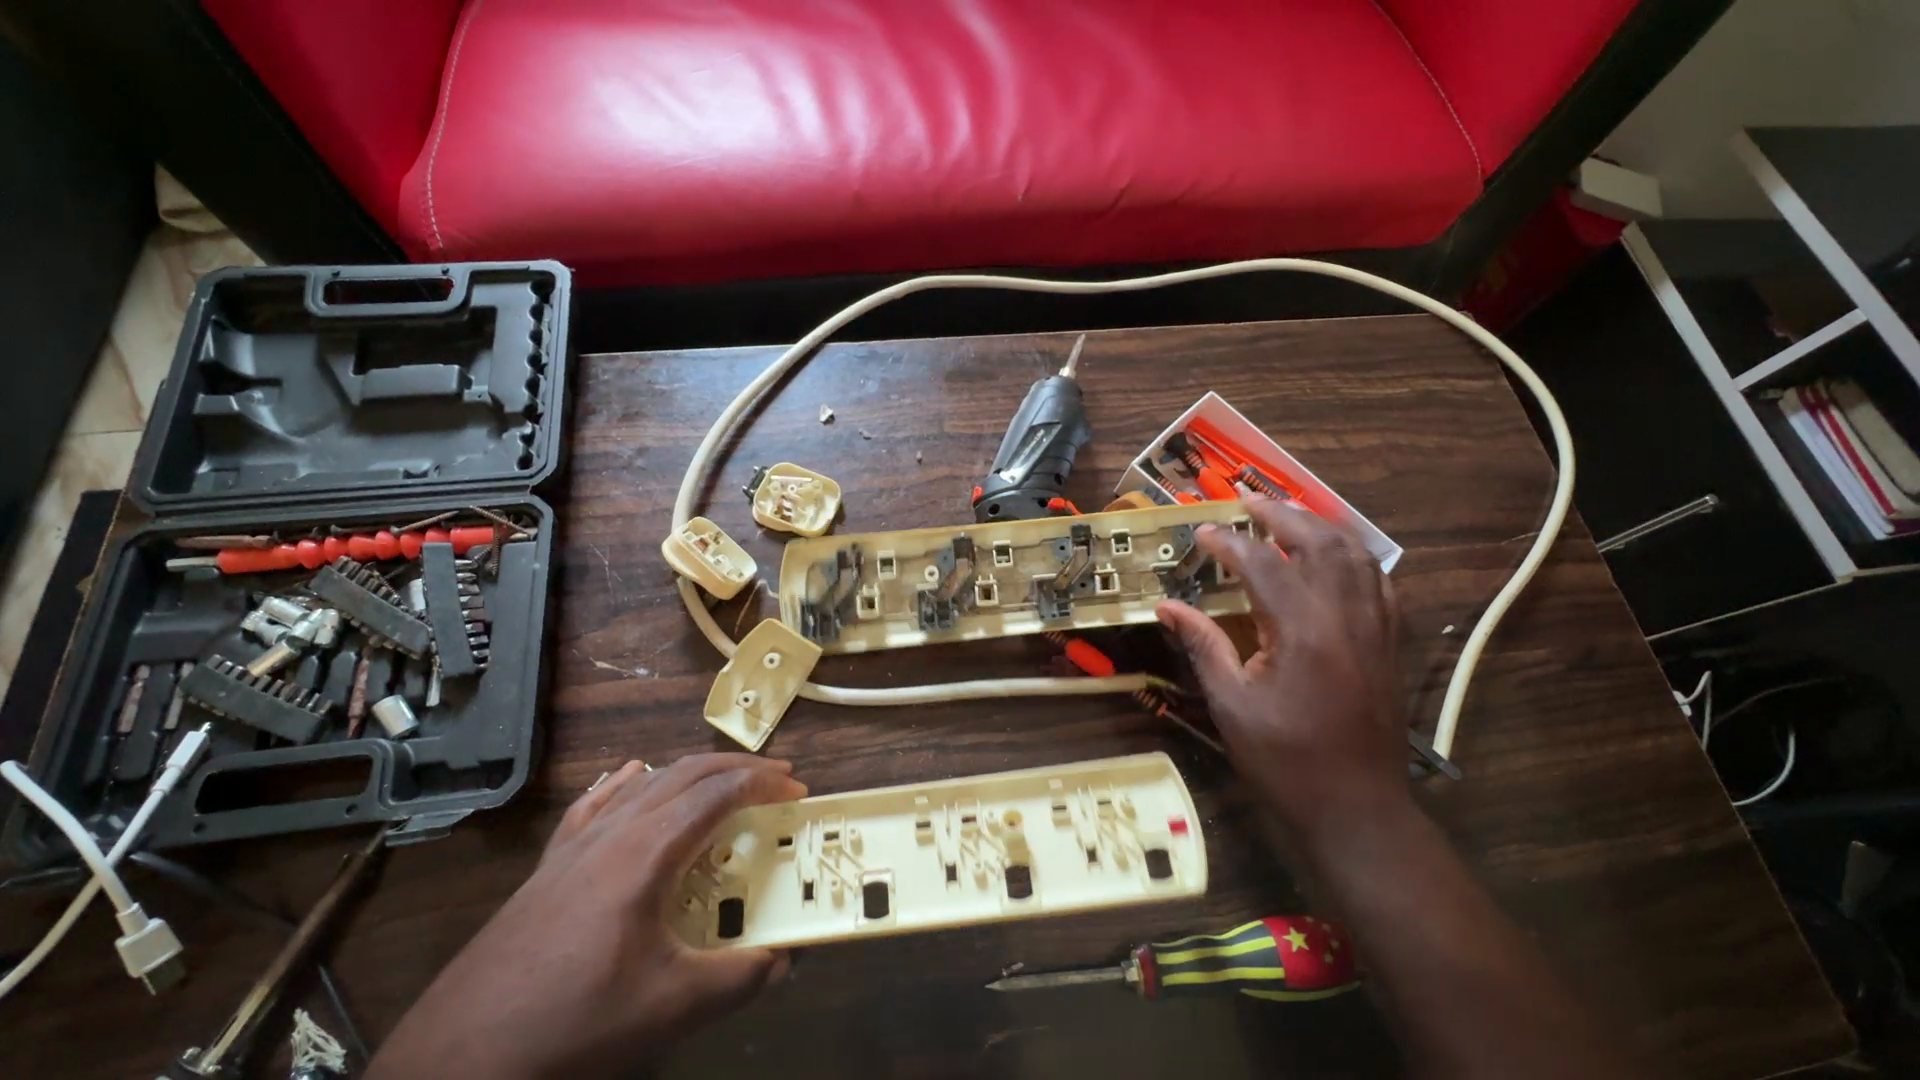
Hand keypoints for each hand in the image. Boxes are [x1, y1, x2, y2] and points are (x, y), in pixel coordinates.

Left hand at [367, 755, 806, 1079]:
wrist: (463, 1053)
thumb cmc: (575, 1021)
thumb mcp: (671, 1008)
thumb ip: (737, 980)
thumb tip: (782, 961)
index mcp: (646, 852)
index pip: (717, 794)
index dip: (763, 784)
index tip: (798, 790)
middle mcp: (612, 833)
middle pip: (683, 775)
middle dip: (736, 768)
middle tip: (776, 779)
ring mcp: (575, 846)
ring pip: (642, 784)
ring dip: (691, 774)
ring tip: (723, 783)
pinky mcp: (549, 866)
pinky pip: (597, 804)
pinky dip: (629, 783)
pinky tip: (632, 778)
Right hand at [1157, 498, 1406, 836]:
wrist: (1356, 808)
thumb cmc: (1284, 762)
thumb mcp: (1231, 705)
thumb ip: (1204, 646)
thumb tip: (1167, 607)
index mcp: (1301, 632)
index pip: (1262, 564)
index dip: (1228, 542)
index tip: (1200, 532)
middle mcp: (1344, 617)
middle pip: (1318, 542)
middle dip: (1280, 514)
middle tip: (1246, 501)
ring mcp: (1375, 628)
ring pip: (1355, 554)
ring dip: (1320, 526)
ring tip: (1287, 516)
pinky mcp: (1389, 643)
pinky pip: (1378, 581)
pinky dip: (1353, 557)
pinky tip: (1334, 559)